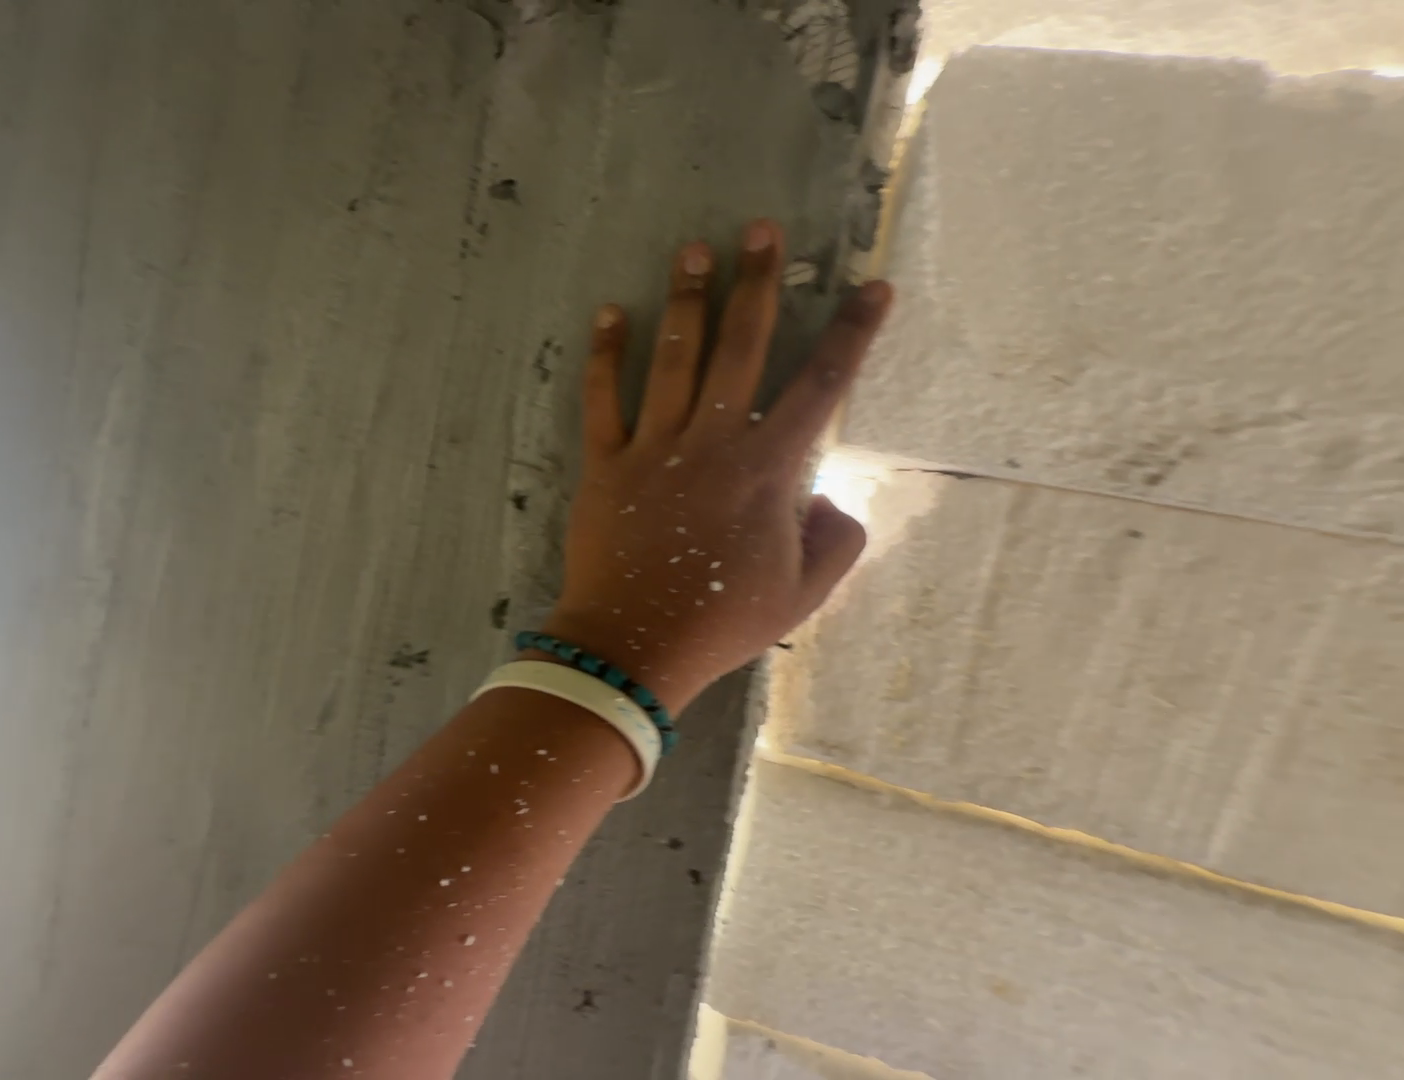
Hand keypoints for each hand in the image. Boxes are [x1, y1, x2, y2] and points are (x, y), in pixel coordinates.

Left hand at [538, 219, 892, 710]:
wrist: (635, 643)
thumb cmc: (721, 620)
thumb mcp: (804, 592)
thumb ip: (835, 538)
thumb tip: (829, 495)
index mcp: (768, 469)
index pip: (822, 386)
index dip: (853, 333)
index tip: (873, 286)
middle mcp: (713, 442)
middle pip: (742, 347)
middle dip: (757, 283)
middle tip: (761, 229)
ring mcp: (654, 448)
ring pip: (674, 358)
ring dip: (685, 300)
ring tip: (693, 249)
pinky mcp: (605, 463)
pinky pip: (602, 399)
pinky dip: (604, 355)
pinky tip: (608, 313)